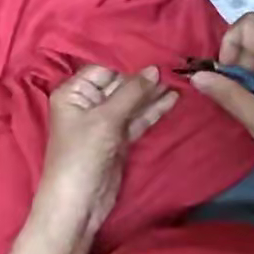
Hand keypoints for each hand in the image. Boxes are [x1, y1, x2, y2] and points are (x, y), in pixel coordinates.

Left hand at [36, 65, 178, 236]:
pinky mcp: (118, 138)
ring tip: (179, 78)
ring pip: (132, 100)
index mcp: (74, 91)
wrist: (78, 205)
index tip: (157, 48)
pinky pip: (138, 117)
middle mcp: (88, 101)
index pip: (105, 67)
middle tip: (174, 62)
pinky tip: (172, 98)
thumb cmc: (82, 156)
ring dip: (153, 92)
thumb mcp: (106, 119)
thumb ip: (132, 92)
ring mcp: (104, 121)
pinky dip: (153, 109)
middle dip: (146, 76)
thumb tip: (155, 69)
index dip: (131, 59)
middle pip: (121, 82)